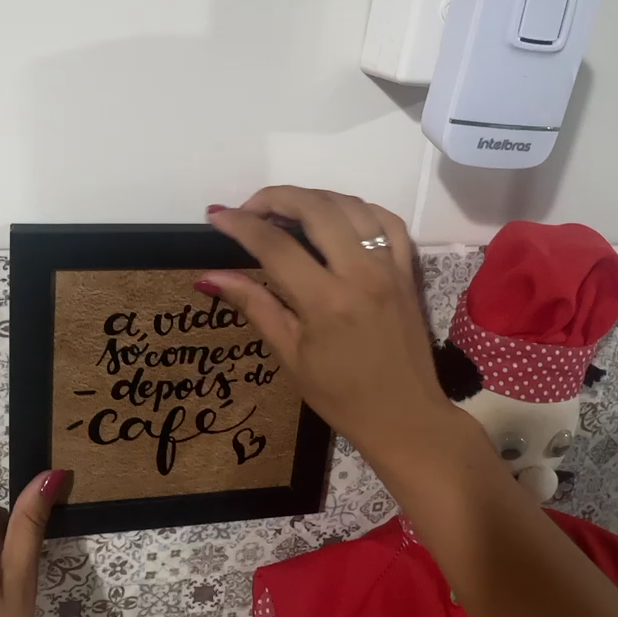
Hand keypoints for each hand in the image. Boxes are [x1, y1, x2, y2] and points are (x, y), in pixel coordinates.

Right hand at [197, 186, 462, 465]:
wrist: (406, 418)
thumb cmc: (341, 397)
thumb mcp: (290, 356)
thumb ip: (255, 306)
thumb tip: (210, 277)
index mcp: (326, 302)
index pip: (276, 246)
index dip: (241, 225)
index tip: (217, 216)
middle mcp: (361, 274)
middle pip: (316, 209)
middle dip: (275, 198)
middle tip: (250, 208)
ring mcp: (389, 268)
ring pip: (351, 206)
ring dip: (313, 198)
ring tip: (287, 211)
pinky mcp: (407, 271)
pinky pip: (387, 221)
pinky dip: (358, 209)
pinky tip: (337, 218)